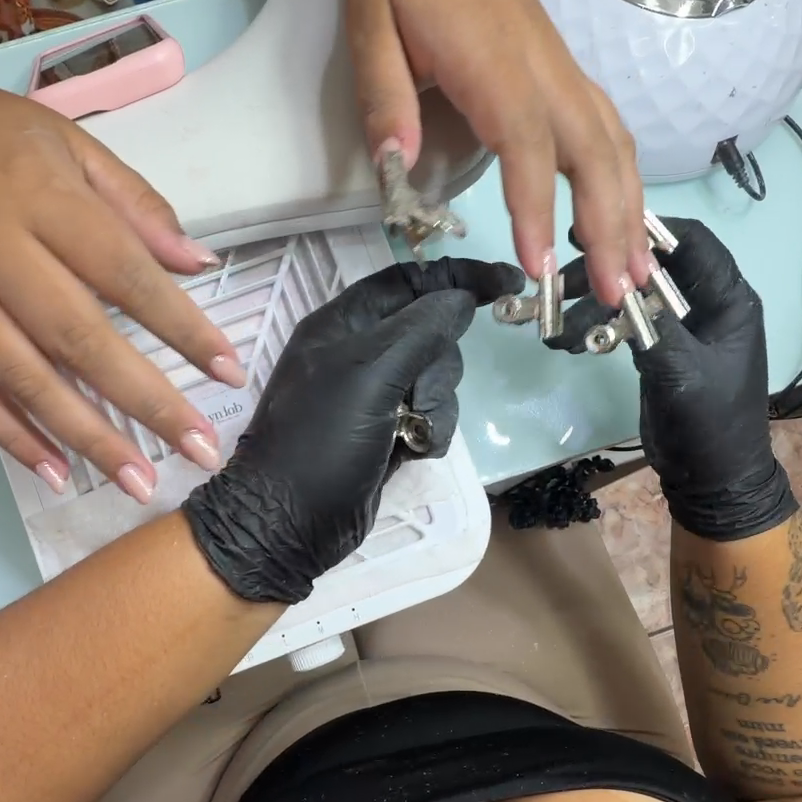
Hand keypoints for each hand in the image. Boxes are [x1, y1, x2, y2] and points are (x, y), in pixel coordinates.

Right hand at [0, 74, 242, 502]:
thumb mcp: (76, 147)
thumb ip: (140, 206)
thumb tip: (201, 263)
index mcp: (42, 202)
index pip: (125, 273)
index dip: (181, 326)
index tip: (229, 370)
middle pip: (80, 341)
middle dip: (147, 403)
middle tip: (200, 451)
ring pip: (25, 380)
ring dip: (87, 438)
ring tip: (139, 483)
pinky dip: (10, 436)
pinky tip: (56, 474)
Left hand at [183, 258, 522, 603]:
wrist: (291, 523)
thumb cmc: (321, 440)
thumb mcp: (370, 373)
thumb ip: (421, 329)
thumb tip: (462, 298)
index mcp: (343, 324)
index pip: (409, 281)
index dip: (458, 278)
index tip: (509, 284)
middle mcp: (359, 353)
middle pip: (432, 334)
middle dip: (438, 367)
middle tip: (418, 398)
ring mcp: (374, 396)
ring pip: (436, 379)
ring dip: (436, 407)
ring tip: (411, 434)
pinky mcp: (388, 433)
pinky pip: (430, 416)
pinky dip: (430, 433)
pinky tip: (413, 452)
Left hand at [345, 0, 650, 305]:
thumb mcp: (373, 21)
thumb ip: (385, 95)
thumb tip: (396, 166)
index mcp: (496, 65)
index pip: (526, 145)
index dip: (536, 209)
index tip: (539, 267)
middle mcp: (544, 69)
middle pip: (593, 152)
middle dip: (611, 227)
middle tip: (619, 292)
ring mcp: (559, 67)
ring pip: (611, 141)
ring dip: (629, 208)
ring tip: (635, 268)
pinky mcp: (559, 70)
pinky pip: (605, 126)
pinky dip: (621, 176)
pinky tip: (622, 210)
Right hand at [547, 218, 796, 540]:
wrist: (711, 476)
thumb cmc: (709, 423)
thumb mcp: (683, 371)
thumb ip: (653, 326)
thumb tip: (619, 283)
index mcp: (729, 301)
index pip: (693, 244)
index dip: (649, 230)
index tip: (600, 224)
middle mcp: (707, 306)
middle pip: (655, 268)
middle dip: (610, 270)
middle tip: (561, 276)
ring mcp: (681, 329)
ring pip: (636, 297)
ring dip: (597, 304)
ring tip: (558, 318)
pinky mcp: (661, 350)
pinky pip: (629, 324)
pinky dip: (601, 326)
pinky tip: (572, 335)